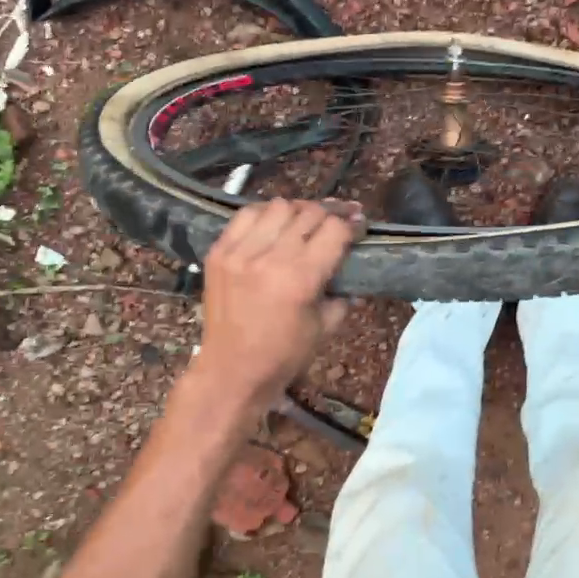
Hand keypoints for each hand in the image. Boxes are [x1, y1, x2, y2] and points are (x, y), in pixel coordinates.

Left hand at [191, 199, 361, 408]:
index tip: (360, 226)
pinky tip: (274, 225)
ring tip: (305, 221)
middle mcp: (269, 257)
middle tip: (340, 220)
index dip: (352, 224)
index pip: (334, 230)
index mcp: (300, 278)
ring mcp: (239, 252)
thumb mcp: (326, 325)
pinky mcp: (218, 252)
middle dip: (330, 214)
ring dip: (297, 210)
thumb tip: (355, 268)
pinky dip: (265, 214)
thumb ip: (344, 292)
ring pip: (278, 206)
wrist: (232, 371)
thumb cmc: (285, 354)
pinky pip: (245, 215)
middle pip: (308, 212)